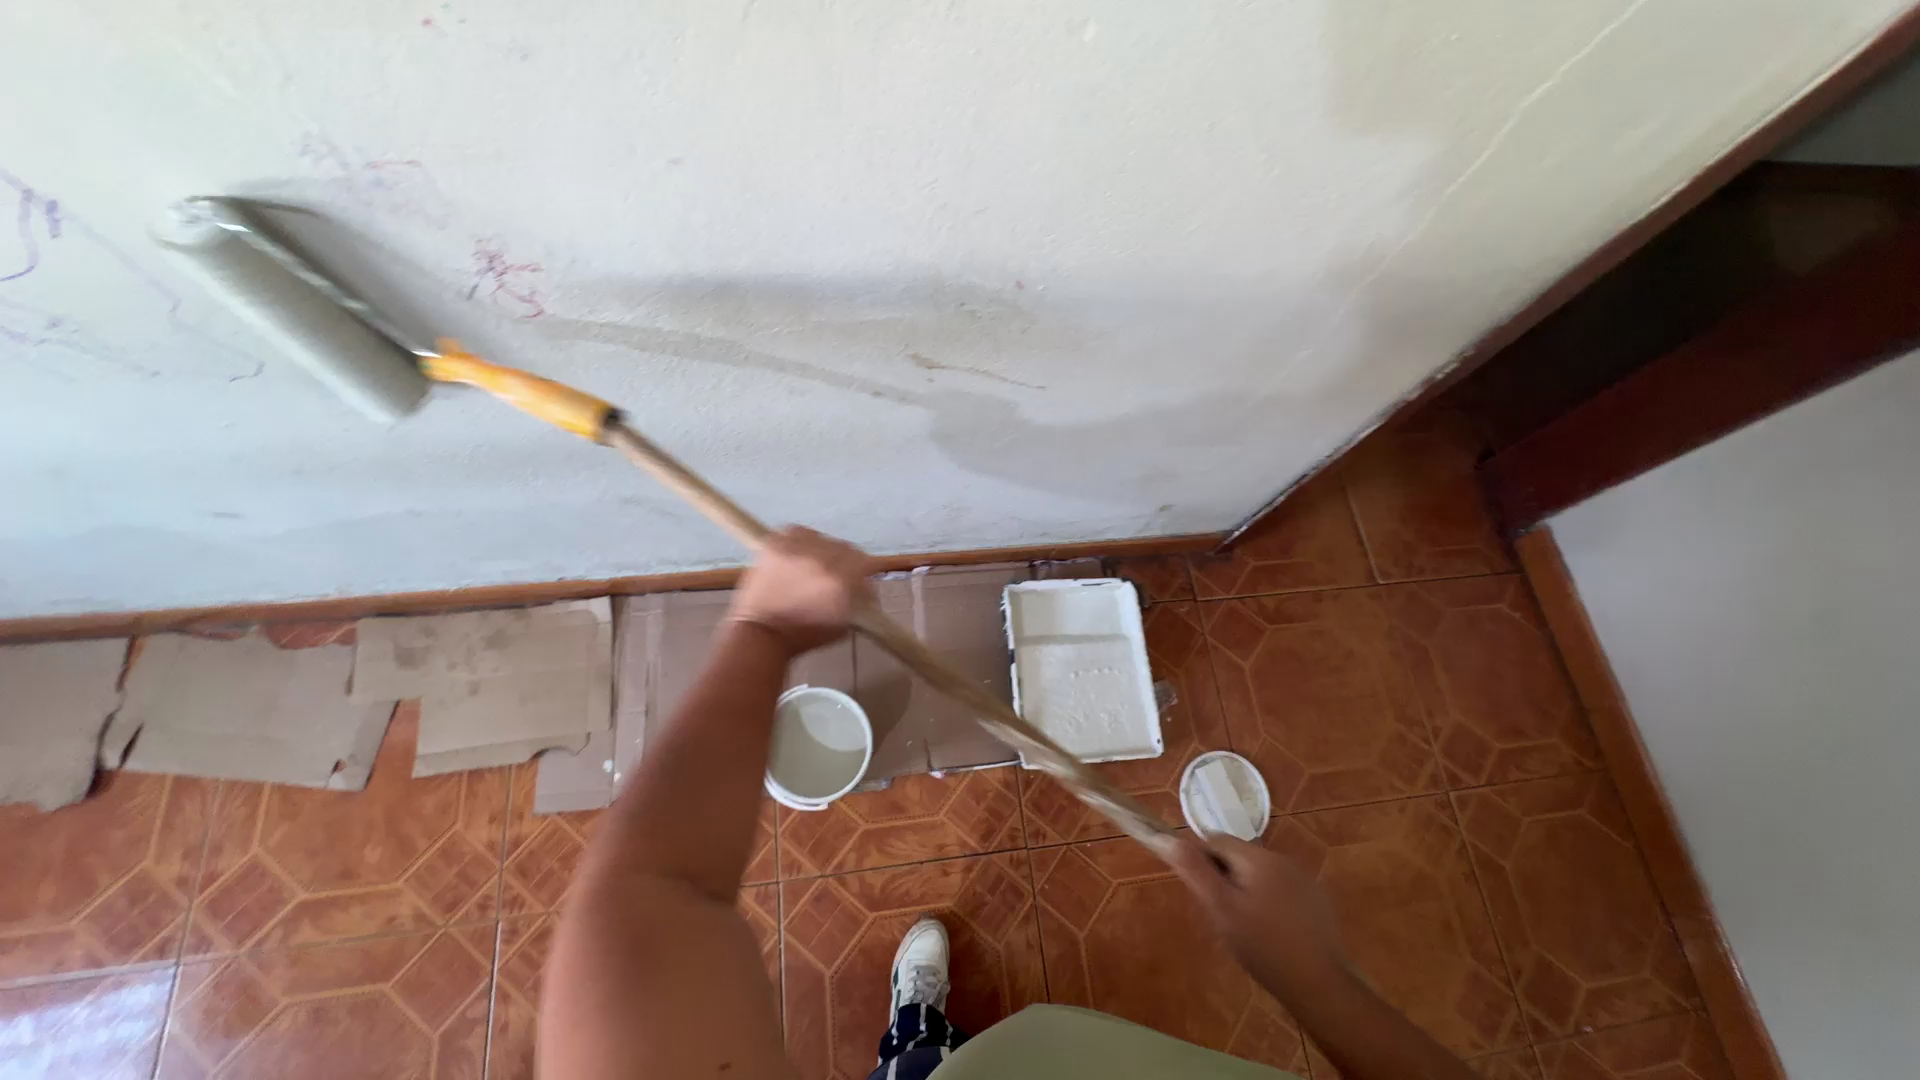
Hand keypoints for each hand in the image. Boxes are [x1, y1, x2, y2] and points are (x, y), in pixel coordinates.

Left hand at [728, 526, 873, 656]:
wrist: (761, 633)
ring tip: (813, 565)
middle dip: (844, 562)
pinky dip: (801, 542)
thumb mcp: (844, 623)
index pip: (866, 562)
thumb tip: (868, 584)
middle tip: (835, 574)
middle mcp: (822, 561)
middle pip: (846, 548)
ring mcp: (797, 549)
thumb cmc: (806, 634)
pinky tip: (798, 555)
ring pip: (823, 539)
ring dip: (822, 551)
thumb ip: (860, 600)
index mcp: (842, 582)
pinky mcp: (776, 543)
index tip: (859, 579)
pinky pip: (799, 532)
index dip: (864, 571)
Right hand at [1168, 834, 1350, 999]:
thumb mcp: (1221, 910)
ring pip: (1258, 873)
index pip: (1216, 841)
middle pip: (1238, 856)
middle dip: (1224, 878)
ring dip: (1245, 890)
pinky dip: (1267, 902)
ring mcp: (1304, 879)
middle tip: (1222, 916)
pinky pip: (1279, 888)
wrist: (1321, 986)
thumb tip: (1169, 840)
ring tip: (1245, 927)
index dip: (1202, 862)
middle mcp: (1284, 859)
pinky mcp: (1316, 900)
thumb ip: (1195, 871)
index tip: (1203, 895)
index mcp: (1260, 858)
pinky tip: (1270, 932)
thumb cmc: (1263, 947)